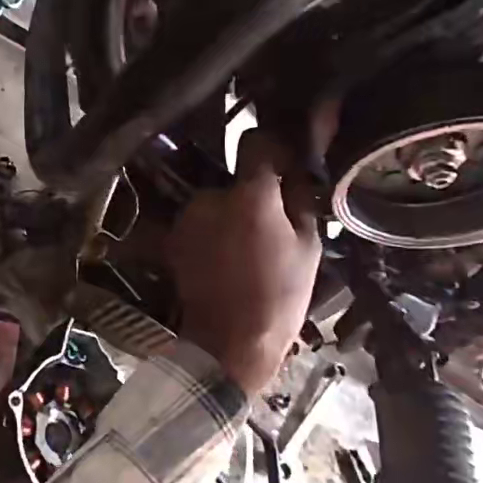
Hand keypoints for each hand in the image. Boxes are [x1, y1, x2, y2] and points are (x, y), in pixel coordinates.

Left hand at [165, 132, 323, 393]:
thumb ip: (300, 195)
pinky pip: (201, 221)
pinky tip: (225, 260)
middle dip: (252, 194)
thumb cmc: (279, 295)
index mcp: (250, 195)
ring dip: (230, 214)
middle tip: (271, 226)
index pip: (256, 142)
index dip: (272, 147)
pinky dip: (212, 231)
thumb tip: (298, 163)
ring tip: (247, 250)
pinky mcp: (174, 235)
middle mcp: (211, 195)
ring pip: (217, 201)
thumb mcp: (308, 245)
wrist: (229, 341)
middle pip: (236, 179)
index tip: (284, 163)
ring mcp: (188, 215)